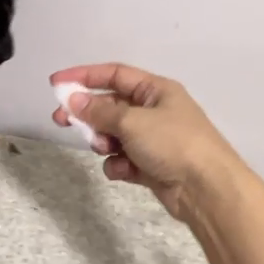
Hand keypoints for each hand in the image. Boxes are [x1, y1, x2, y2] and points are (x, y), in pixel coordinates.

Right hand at [51, 64, 245, 221]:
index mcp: (155, 90)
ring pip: (113, 135)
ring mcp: (152, 140)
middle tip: (60, 121)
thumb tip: (74, 100)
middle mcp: (154, 111)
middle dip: (87, 114)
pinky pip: (121, 159)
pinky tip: (123, 171)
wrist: (206, 189)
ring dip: (103, 142)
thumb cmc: (173, 143)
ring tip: (106, 149)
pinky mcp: (149, 166)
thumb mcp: (132, 121)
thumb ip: (99, 111)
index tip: (56, 84)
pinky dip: (117, 164)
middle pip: (110, 106)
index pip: (114, 75)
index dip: (84, 76)